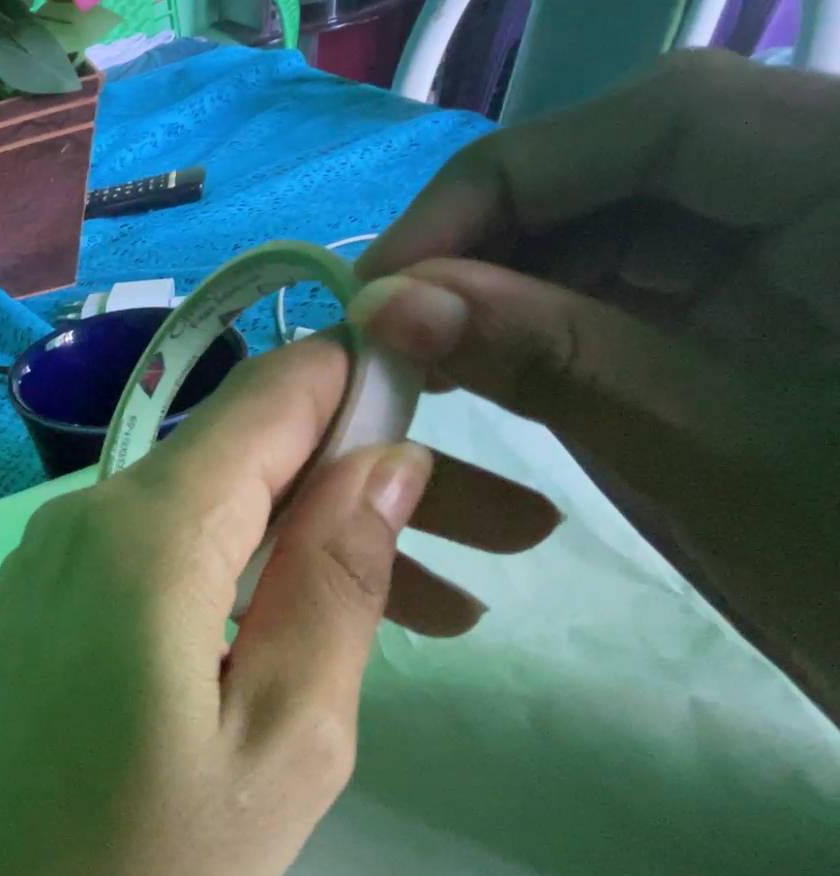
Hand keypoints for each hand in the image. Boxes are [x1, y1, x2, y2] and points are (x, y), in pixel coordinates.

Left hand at [0, 335, 556, 875]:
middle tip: (508, 544)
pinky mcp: (41, 604)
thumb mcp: (284, 734)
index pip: (272, 395)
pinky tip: (311, 629)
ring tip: (446, 612)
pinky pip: (155, 557)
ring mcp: (50, 559)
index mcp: (143, 530)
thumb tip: (380, 459)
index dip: (371, 390)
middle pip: (244, 452)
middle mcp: (83, 516)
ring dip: (313, 538)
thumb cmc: (142, 864)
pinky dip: (239, 575)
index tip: (464, 423)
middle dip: (369, 480)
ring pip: (205, 508)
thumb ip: (332, 579)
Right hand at [352, 49, 839, 715]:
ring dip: (498, 281)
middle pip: (623, 164)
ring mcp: (798, 244)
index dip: (490, 189)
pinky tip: (474, 360)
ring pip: (611, 220)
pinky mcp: (759, 299)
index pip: (651, 125)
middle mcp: (832, 187)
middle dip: (484, 239)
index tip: (382, 285)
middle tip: (385, 326)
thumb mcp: (703, 448)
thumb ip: (544, 355)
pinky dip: (536, 315)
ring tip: (415, 352)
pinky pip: (625, 275)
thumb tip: (382, 306)